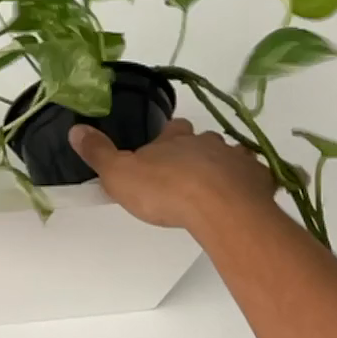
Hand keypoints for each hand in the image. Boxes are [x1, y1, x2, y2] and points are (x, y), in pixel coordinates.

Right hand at [69, 118, 274, 231]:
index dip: (167, 138)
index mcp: (175, 139)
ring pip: (232, 158)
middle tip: (187, 177)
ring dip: (225, 170)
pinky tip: (250, 201)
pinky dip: (255, 186)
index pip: (171, 129)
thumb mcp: (119, 174)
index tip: (161, 151)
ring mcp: (238, 160)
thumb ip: (98, 153)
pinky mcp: (261, 180)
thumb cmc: (165, 190)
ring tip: (216, 192)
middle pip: (203, 142)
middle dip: (197, 154)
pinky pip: (259, 179)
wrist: (219, 208)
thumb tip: (76, 129)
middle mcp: (208, 143)